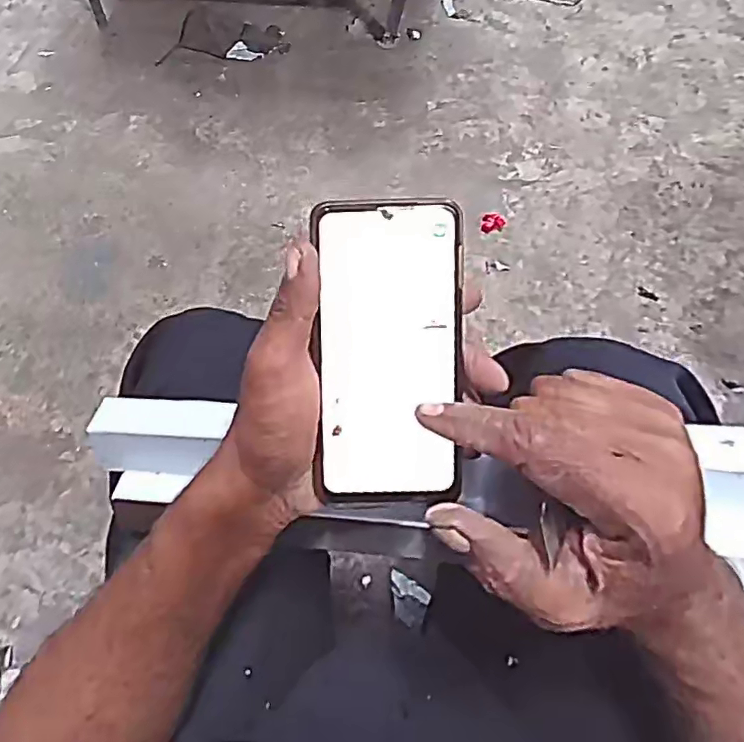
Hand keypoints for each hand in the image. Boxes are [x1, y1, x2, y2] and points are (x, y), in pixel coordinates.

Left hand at [210, 240, 511, 528]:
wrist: (269, 490)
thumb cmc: (262, 425)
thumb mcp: (275, 360)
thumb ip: (291, 308)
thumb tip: (302, 253)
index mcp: (326, 328)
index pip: (372, 289)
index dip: (409, 275)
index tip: (442, 267)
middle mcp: (351, 351)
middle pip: (409, 326)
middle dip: (448, 323)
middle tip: (471, 323)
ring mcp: (368, 385)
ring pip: (423, 365)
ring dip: (456, 366)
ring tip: (480, 377)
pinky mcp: (380, 416)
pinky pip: (422, 404)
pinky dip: (447, 404)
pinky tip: (463, 410)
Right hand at [415, 370, 725, 632]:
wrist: (674, 576)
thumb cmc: (621, 588)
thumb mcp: (555, 600)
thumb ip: (497, 560)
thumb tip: (448, 519)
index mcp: (639, 507)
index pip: (540, 443)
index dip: (480, 425)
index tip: (437, 415)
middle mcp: (658, 457)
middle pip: (543, 409)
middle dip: (507, 428)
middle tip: (508, 468)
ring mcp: (660, 426)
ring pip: (556, 386)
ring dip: (533, 414)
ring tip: (543, 458)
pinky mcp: (656, 405)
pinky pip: (578, 377)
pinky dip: (557, 399)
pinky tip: (566, 436)